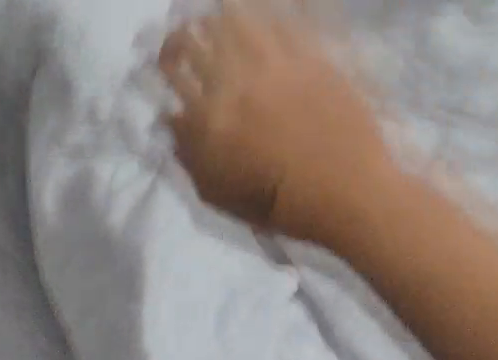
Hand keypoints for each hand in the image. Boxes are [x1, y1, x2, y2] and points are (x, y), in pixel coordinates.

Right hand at [160, 2, 398, 244]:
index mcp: (210, 116)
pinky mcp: (317, 54)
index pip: (174, 74)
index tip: (155, 60)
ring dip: (224, 14)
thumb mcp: (214, 190)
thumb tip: (170, 118)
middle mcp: (241, 80)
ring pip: (244, 18)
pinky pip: (291, 18)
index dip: (160, 60)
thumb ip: (187, 151)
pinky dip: (275, 8)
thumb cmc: (272, 202)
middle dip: (185, 30)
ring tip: (216, 12)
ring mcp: (281, 62)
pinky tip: (266, 6)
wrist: (343, 192)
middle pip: (204, 37)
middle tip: (180, 30)